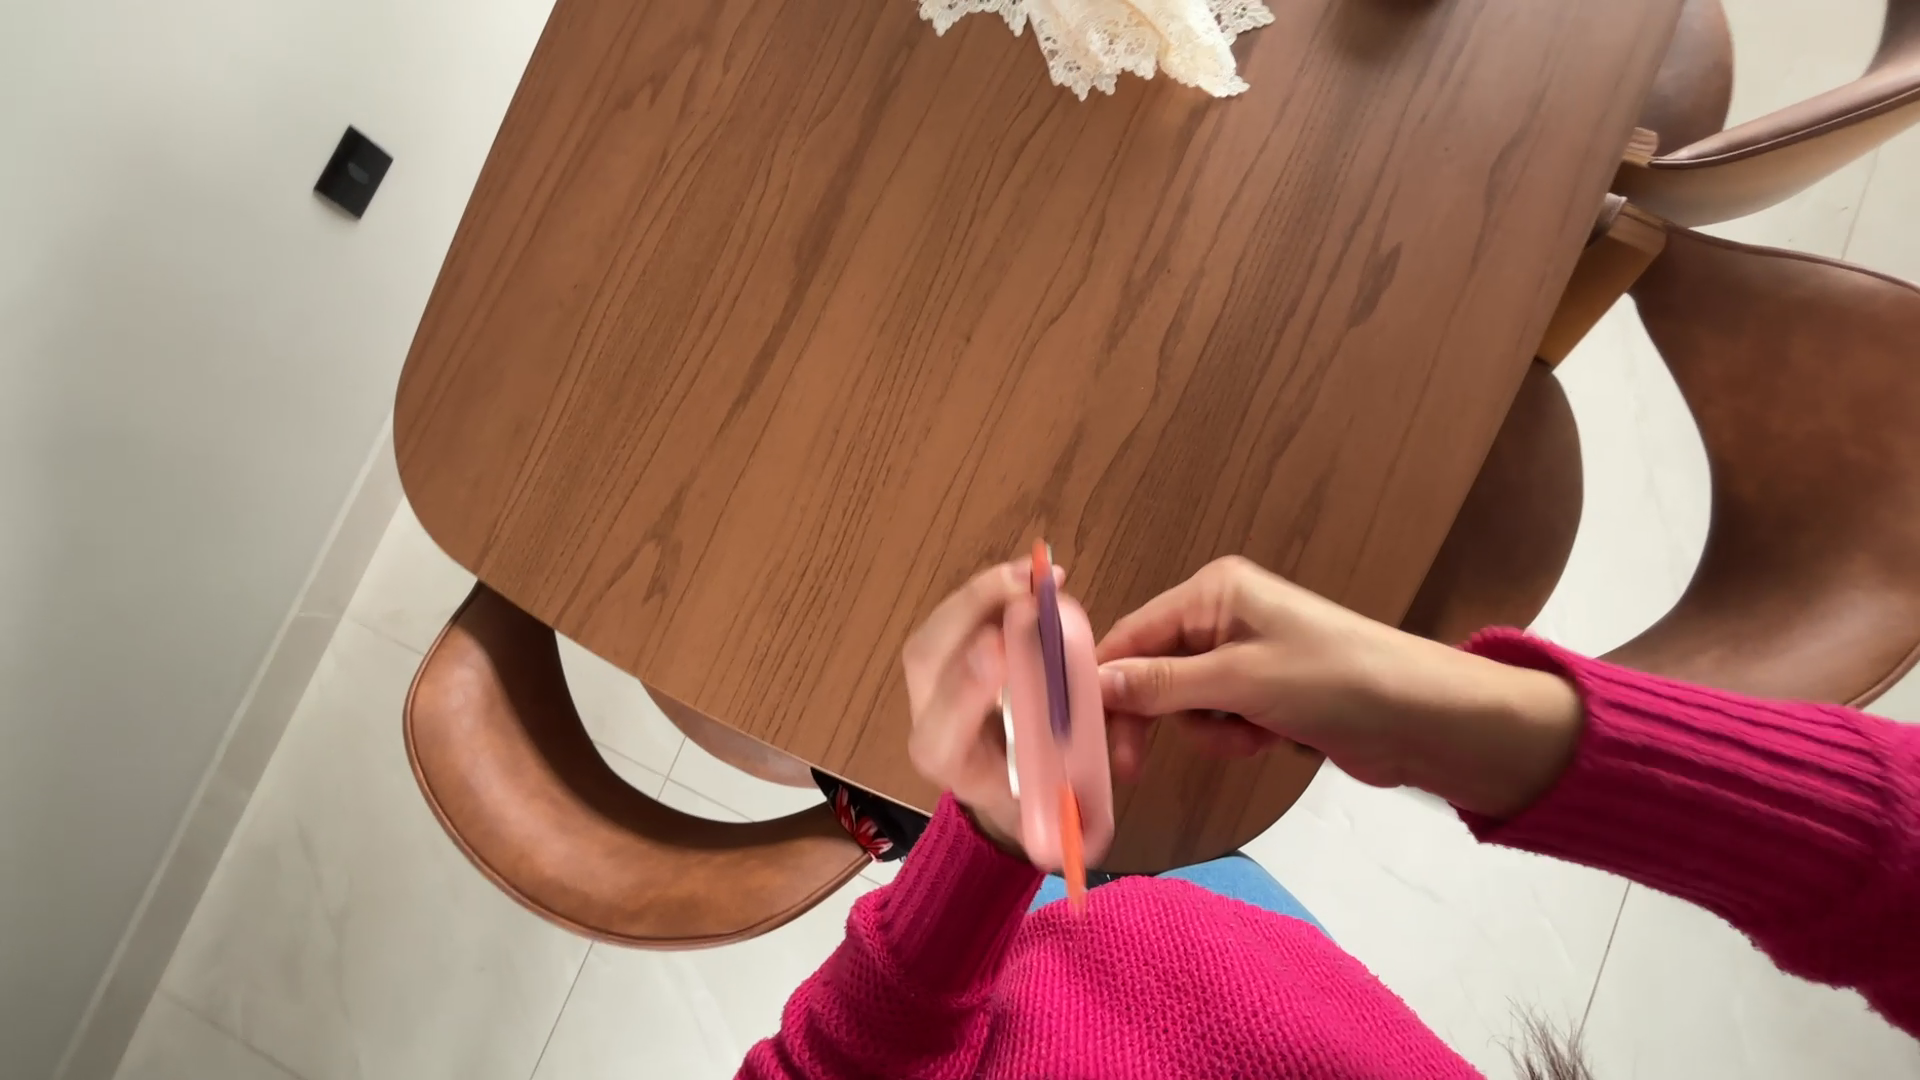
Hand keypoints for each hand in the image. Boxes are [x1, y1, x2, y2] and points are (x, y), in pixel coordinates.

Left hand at [902, 560, 1060, 854]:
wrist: (998, 786)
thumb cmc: (1031, 796)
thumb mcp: (1051, 810)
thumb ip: (1062, 805)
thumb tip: (1084, 805)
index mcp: (948, 762)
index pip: (941, 730)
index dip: (964, 689)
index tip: (996, 649)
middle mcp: (926, 718)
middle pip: (927, 659)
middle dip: (972, 614)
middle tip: (1027, 588)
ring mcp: (925, 683)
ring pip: (936, 629)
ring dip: (983, 593)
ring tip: (1032, 572)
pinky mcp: (938, 655)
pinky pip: (952, 616)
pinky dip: (987, 590)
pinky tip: (1024, 573)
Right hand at [1095, 556, 1583, 818]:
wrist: (1430, 722)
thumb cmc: (1333, 681)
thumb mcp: (1238, 681)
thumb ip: (1159, 684)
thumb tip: (1092, 686)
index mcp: (1213, 592)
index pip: (1133, 632)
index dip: (1104, 677)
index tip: (1078, 725)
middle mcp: (1220, 615)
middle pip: (1152, 668)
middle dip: (1154, 713)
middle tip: (1132, 766)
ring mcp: (1242, 653)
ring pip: (1182, 700)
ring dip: (1205, 727)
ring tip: (1250, 734)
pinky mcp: (1261, 689)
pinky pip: (1216, 716)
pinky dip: (1231, 734)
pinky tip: (1268, 738)